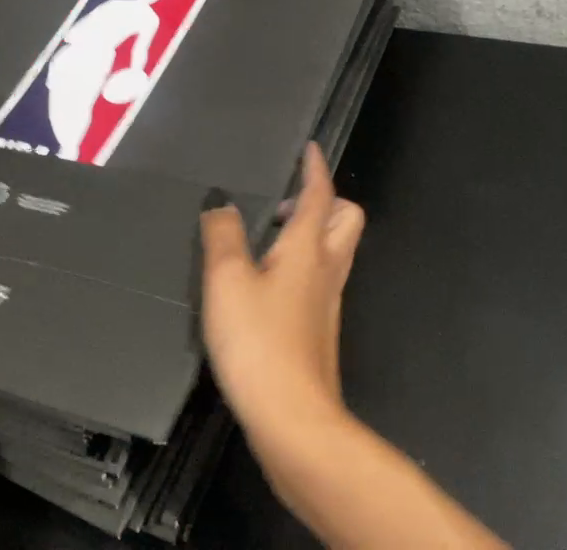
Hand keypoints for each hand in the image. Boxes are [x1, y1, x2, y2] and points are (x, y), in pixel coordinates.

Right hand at [199, 142, 365, 431]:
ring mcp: (328, 302)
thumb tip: (221, 203)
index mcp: (308, 248)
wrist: (292, 417)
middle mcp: (327, 269)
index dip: (315, 168)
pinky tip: (268, 284)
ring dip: (313, 233)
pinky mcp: (320, 329)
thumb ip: (223, 236)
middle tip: (284, 204)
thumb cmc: (258, 342)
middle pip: (345, 219)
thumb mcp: (227, 281)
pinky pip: (321, 278)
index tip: (310, 149)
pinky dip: (303, 265)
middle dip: (324, 201)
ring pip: (335, 250)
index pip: (320, 195)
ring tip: (268, 239)